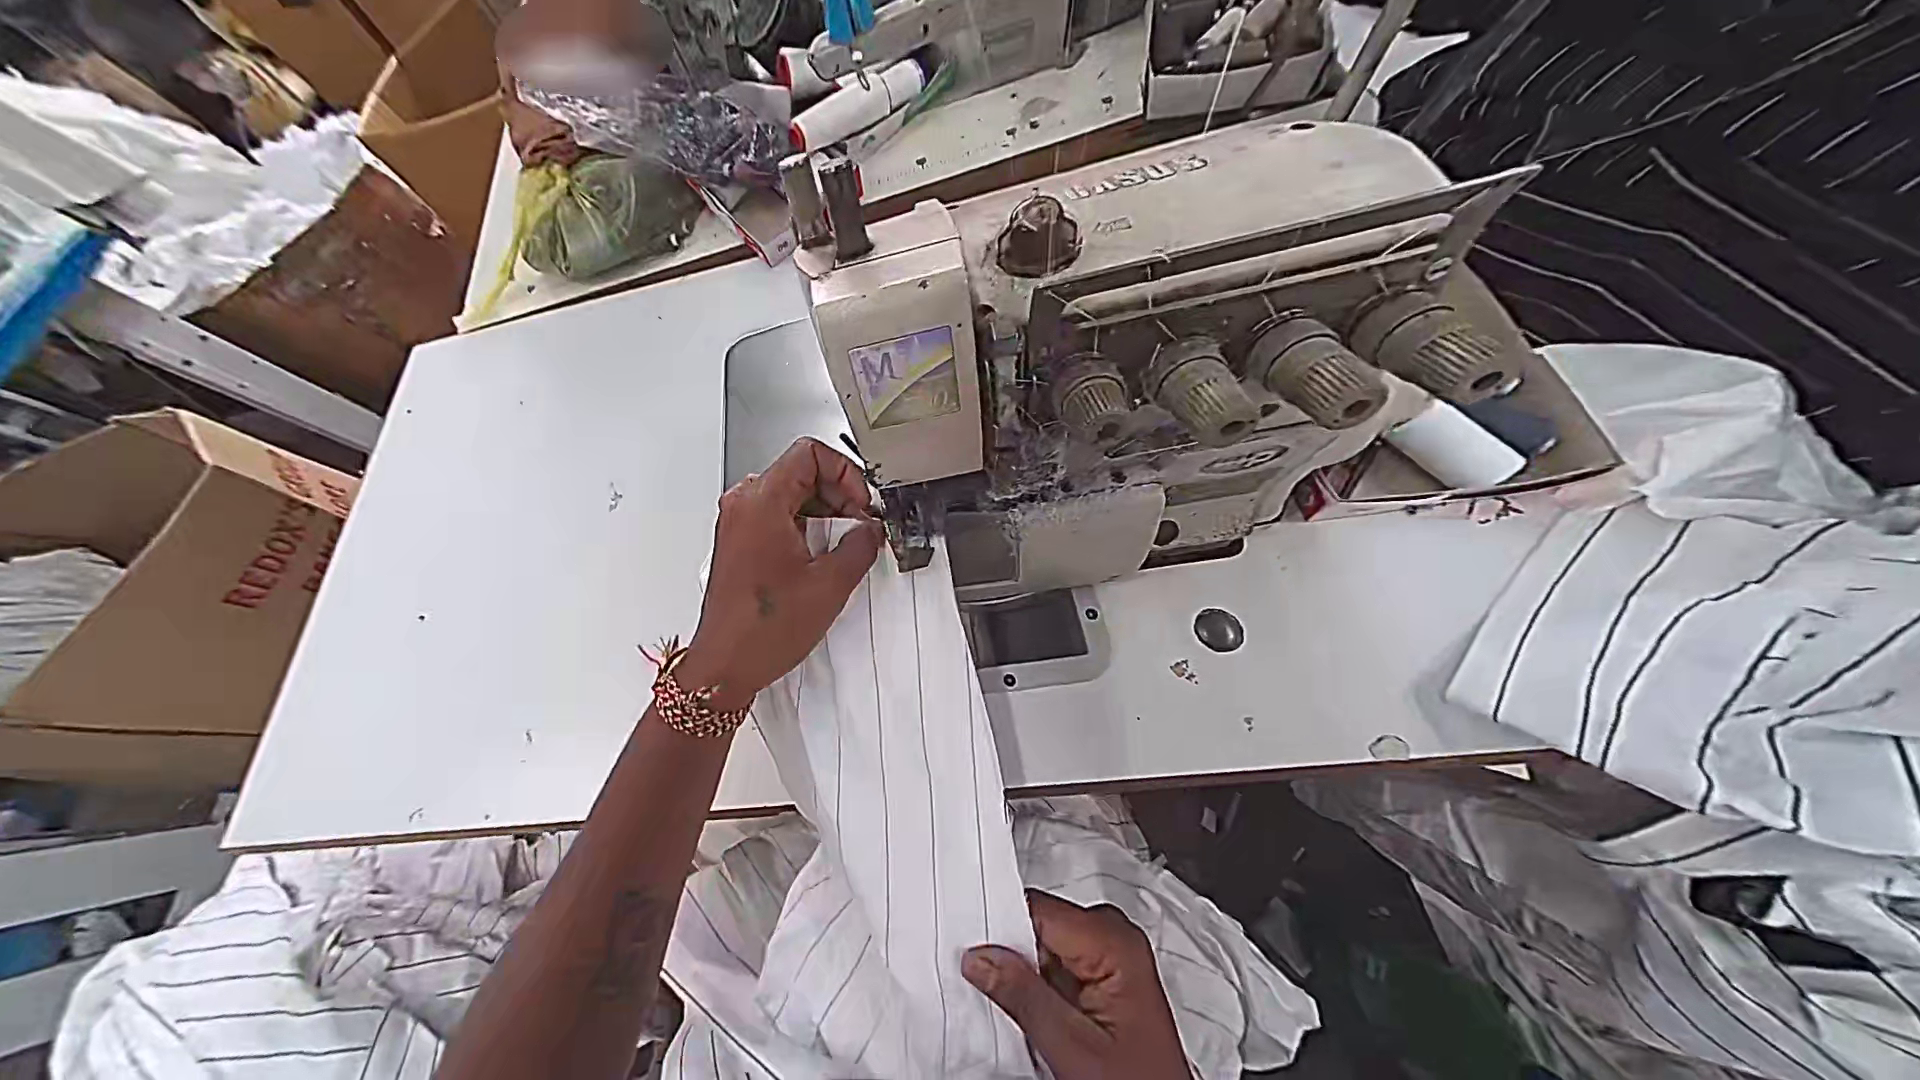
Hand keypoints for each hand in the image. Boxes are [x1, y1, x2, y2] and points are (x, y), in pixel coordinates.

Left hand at [676, 438, 882, 710]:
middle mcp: (744, 505)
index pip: (810, 453)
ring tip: (844, 544)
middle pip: (802, 471)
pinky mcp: (740, 541)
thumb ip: (861, 545)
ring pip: (792, 493)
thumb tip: (870, 530)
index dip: (846, 474)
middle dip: (839, 495)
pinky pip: (779, 515)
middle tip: (861, 525)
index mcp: (762, 502)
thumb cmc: (761, 630)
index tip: (861, 503)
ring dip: (825, 512)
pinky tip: (822, 557)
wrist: (725, 665)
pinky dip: (806, 526)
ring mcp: (738, 522)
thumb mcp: (831, 584)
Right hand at [963, 891, 1188, 1079]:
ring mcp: (1112, 952)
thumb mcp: (1072, 1047)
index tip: (974, 949)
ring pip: (1046, 941)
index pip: (1038, 908)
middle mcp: (1116, 936)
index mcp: (1114, 941)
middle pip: (1041, 921)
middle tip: (993, 984)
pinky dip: (1039, 982)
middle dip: (1014, 952)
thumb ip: (1023, 995)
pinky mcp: (1105, 970)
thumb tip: (982, 957)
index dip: (1002, 927)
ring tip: (1027, 1010)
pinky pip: (1057, 958)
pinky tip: (1039, 1012)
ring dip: (1026, 970)